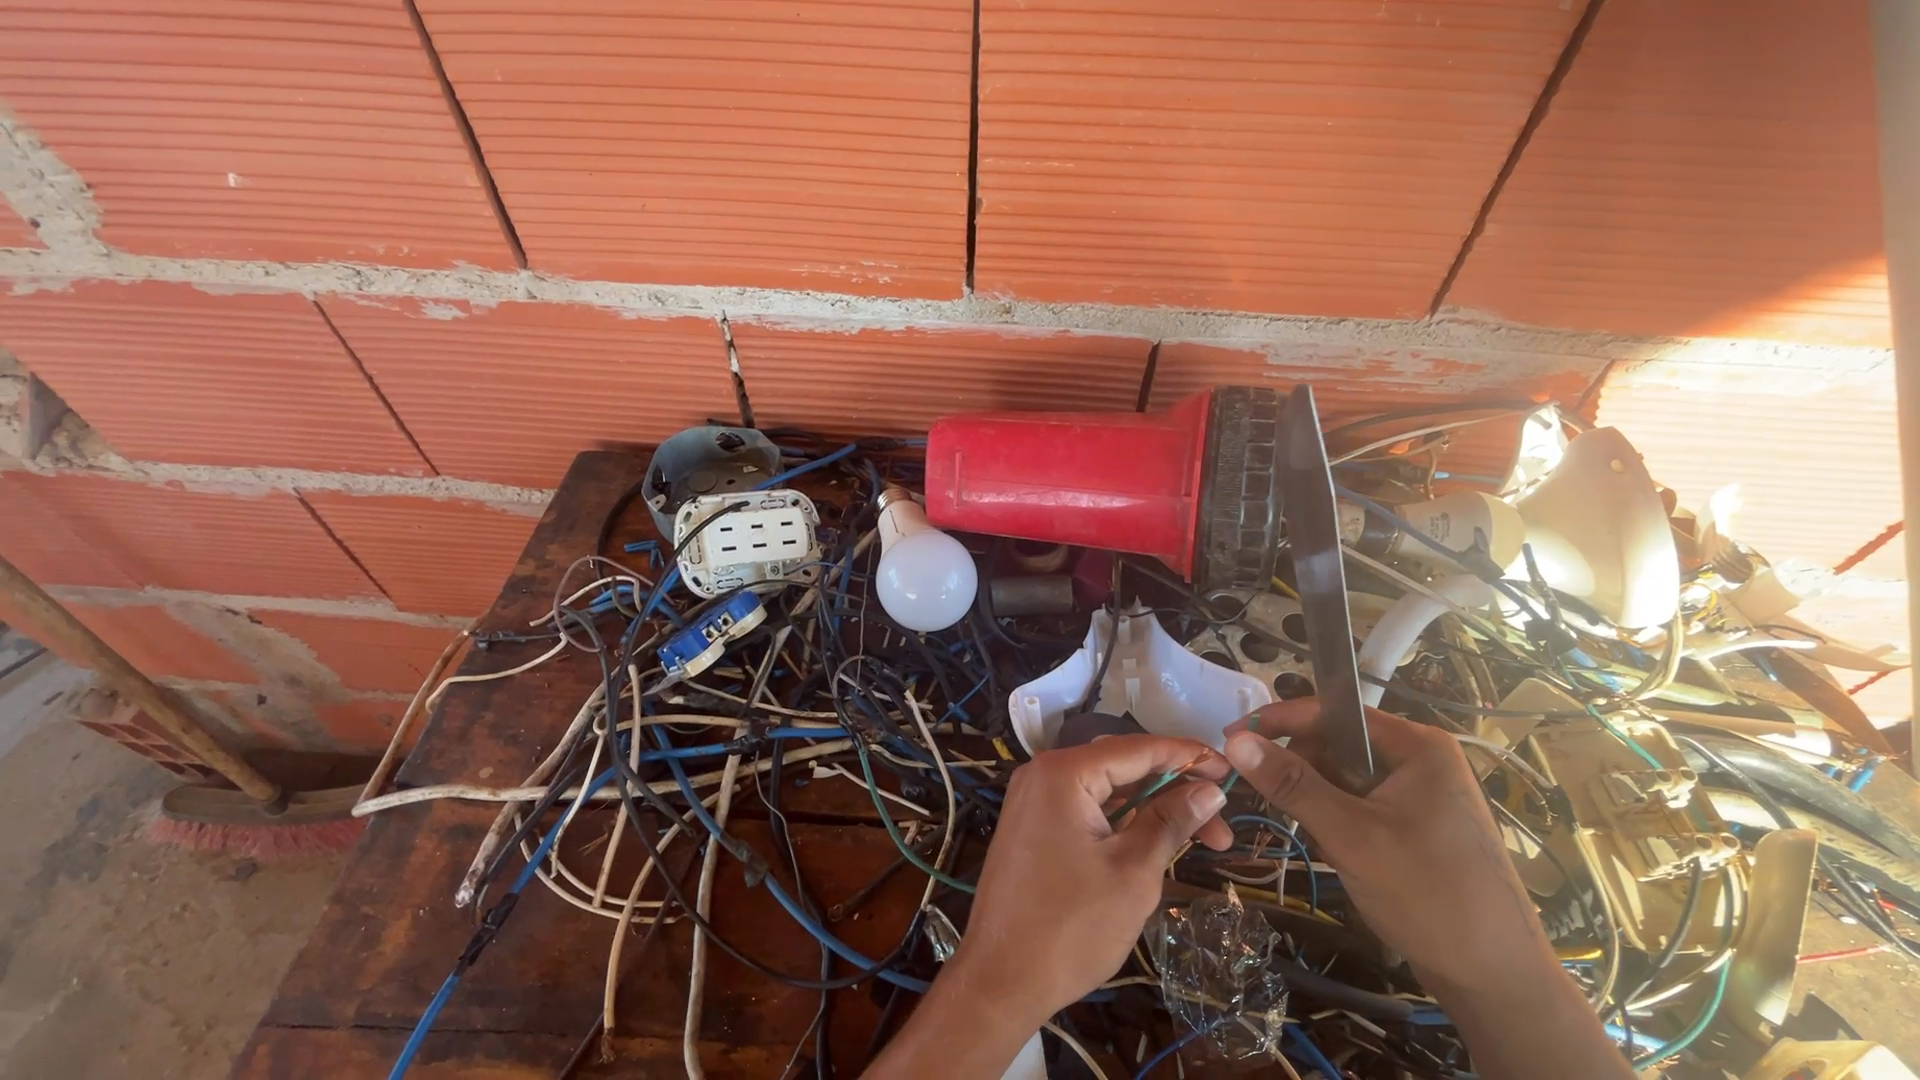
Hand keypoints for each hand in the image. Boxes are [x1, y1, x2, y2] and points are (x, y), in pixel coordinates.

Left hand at [955, 734, 1233, 1024]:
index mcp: (1064, 773)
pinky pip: (1086, 809)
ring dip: (1153, 808)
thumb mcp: (1133, 872)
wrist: (1000, 980)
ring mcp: (1034, 801)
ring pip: (1107, 790)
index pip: (1138, 748)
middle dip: (1175, 787)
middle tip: (1221, 819)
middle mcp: (1043, 774)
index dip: (1188, 756)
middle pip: (1122, 765)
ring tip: (1204, 838)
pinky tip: (1157, 840)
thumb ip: (1170, 821)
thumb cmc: (1071, 927)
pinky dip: (1123, 821)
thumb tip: (1210, 789)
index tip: (1232, 768)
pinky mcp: (1033, 827)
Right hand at [1224, 700, 1549, 996]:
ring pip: (1345, 777)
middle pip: (1337, 743)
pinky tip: (1338, 851)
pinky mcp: (1418, 824)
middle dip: (1300, 770)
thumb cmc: (1428, 896)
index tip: (1231, 738)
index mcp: (1417, 746)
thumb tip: (1236, 740)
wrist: (1497, 980)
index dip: (1279, 722)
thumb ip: (1292, 784)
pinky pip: (1361, 804)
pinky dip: (1338, 821)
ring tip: (1316, 837)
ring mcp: (1422, 793)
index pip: (1333, 712)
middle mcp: (1422, 759)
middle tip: (1270, 800)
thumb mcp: (1351, 836)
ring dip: (1319, 801)